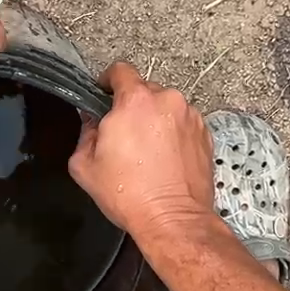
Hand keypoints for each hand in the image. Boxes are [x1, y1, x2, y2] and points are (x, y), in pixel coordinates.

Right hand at [68, 63, 219, 244]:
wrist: (173, 220)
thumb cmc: (133, 195)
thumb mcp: (85, 165)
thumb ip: (85, 133)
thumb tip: (91, 122)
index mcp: (135, 100)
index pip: (120, 70)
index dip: (108, 81)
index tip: (105, 93)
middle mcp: (165, 100)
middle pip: (144, 90)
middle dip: (132, 108)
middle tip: (124, 135)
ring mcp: (189, 116)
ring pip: (164, 107)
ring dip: (155, 121)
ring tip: (147, 153)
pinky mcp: (204, 133)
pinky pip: (182, 123)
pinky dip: (173, 134)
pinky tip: (164, 159)